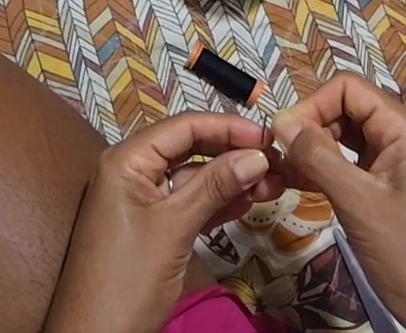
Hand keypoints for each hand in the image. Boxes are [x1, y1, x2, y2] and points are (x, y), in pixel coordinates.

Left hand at [46, 113, 284, 332]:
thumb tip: (258, 155)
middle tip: (277, 159)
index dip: (227, 127)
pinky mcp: (154, 225)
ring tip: (276, 181)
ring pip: (195, 176)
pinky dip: (219, 201)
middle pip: (191, 147)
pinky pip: (190, 202)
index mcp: (128, 158)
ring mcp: (144, 198)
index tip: (267, 136)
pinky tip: (251, 200)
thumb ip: (215, 186)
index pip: (184, 127)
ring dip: (232, 178)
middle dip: (234, 153)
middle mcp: (134, 169)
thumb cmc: (128, 278)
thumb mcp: (174, 227)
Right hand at [274, 75, 405, 332]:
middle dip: (311, 127)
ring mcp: (399, 164)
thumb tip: (280, 121)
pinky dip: (328, 170)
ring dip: (315, 150)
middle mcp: (404, 137)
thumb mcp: (359, 204)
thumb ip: (318, 157)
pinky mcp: (393, 189)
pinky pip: (354, 164)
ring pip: (347, 138)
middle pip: (347, 109)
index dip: (313, 105)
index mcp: (405, 129)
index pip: (349, 89)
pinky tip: (303, 186)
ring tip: (285, 173)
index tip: (284, 137)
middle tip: (281, 159)